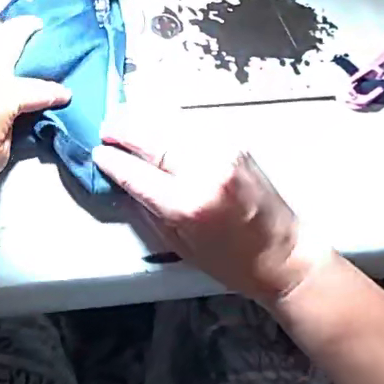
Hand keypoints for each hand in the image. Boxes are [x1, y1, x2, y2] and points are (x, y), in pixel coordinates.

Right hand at [92, 132, 330, 308]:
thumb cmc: (232, 261)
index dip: (114, 161)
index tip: (98, 152)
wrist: (285, 253)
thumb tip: (125, 179)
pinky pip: (192, 128)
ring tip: (125, 123)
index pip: (138, 174)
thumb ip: (149, 208)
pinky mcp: (234, 144)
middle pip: (152, 140)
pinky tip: (158, 127)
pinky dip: (170, 125)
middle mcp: (205, 171)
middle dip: (124, 132)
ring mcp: (223, 152)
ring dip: (145, 122)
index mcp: (188, 204)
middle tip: (106, 129)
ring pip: (172, 126)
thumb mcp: (179, 245)